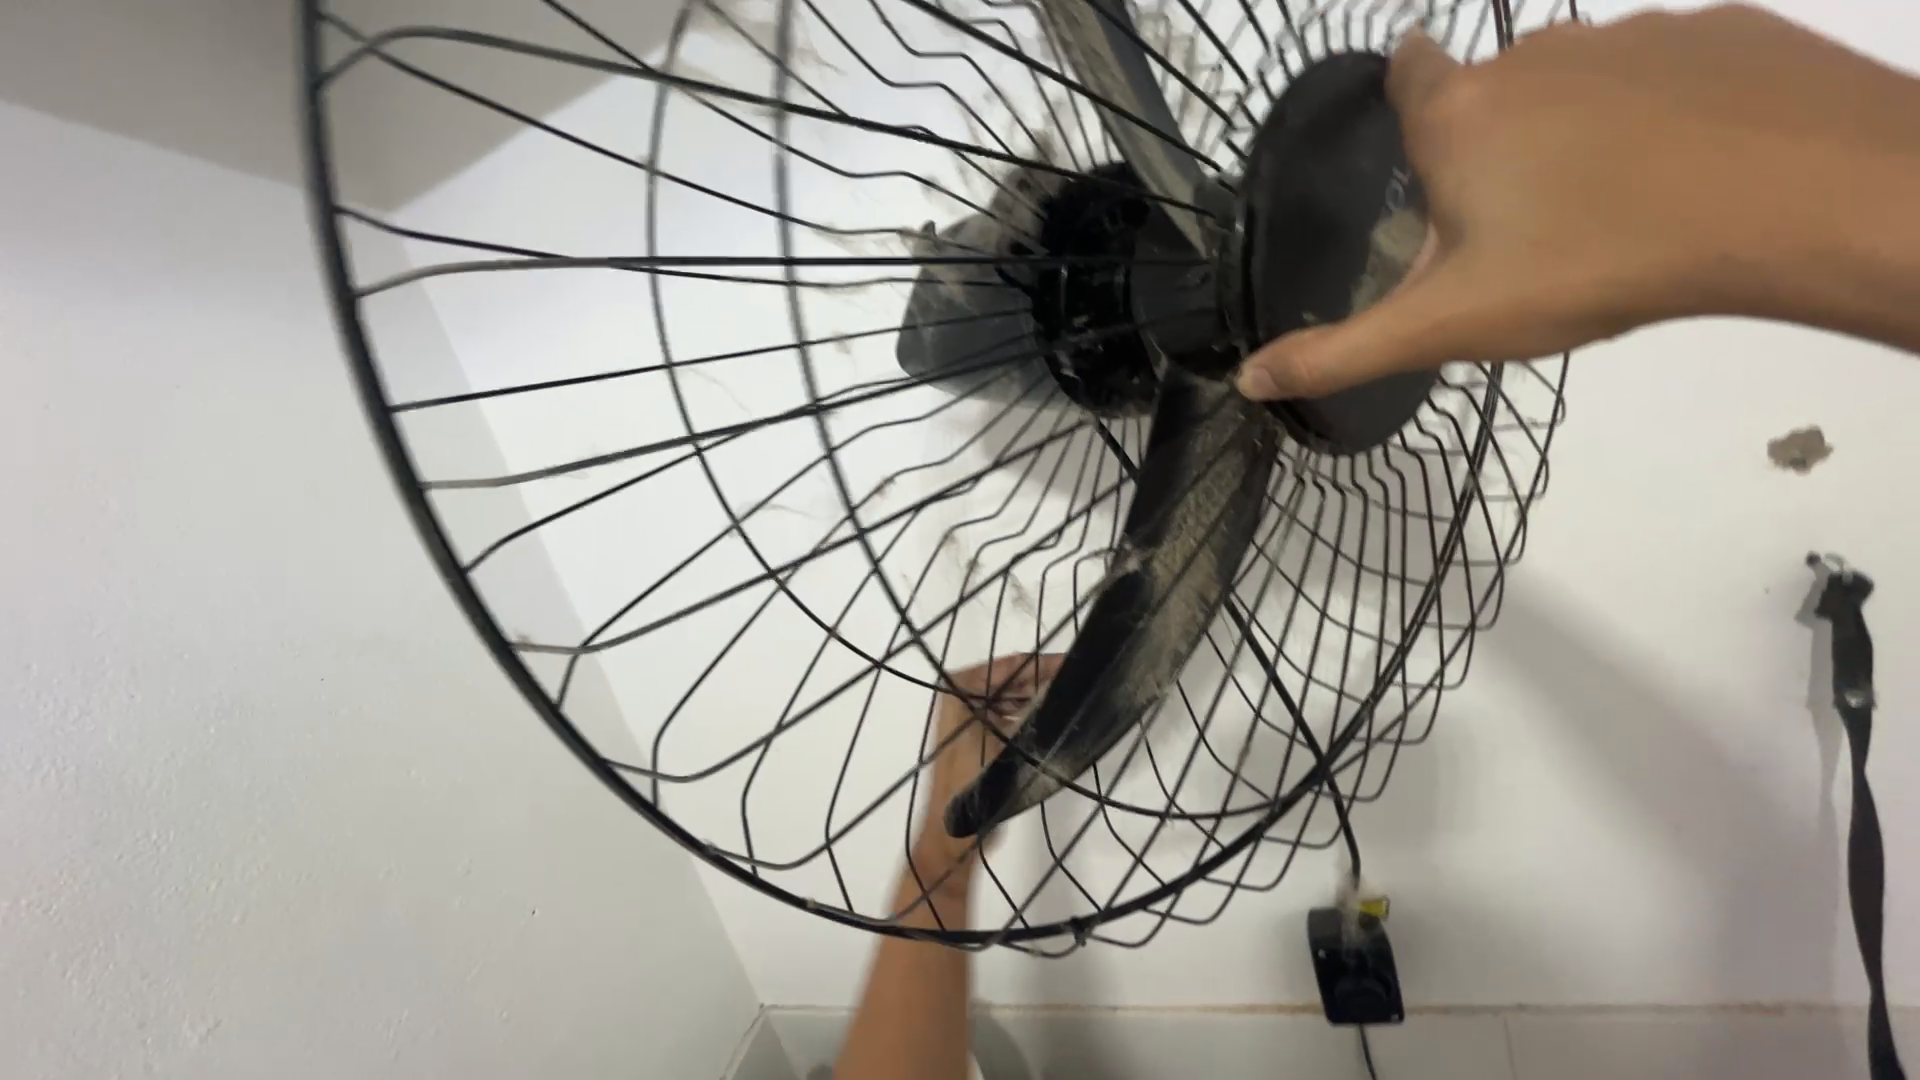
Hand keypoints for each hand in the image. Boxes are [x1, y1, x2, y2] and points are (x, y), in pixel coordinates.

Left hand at [909, 652, 1065, 891]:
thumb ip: (1035, 709)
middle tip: (1083, 676)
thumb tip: (1061, 683)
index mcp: (958, 688)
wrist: (952, 834)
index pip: (1010, 665)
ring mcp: (964, 714)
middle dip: (1044, 678)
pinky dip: (1027, 713)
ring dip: (1038, 696)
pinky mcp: (973, 733)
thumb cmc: (973, 783)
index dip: (1045, 662)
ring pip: (1011, 697)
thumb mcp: (1011, 740)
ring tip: (1073, 693)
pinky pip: (1006, 713)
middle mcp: (957, 694)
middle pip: (1011, 679)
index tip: (1077, 660)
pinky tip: (1052, 714)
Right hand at [1235, 5, 1919, 401]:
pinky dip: (1647, 117)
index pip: (1405, 71)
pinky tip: (1673, 176)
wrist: (1806, 206)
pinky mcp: (1724, 33)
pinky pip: (1657, 72)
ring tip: (1592, 209)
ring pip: (1570, 82)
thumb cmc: (1591, 263)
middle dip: (1483, 144)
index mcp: (1458, 116)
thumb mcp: (1445, 326)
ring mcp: (1634, 33)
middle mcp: (1534, 53)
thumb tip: (1247, 381)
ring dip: (1563, 133)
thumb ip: (1338, 353)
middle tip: (1504, 226)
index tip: (1416, 152)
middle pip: (1486, 90)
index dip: (1402, 98)